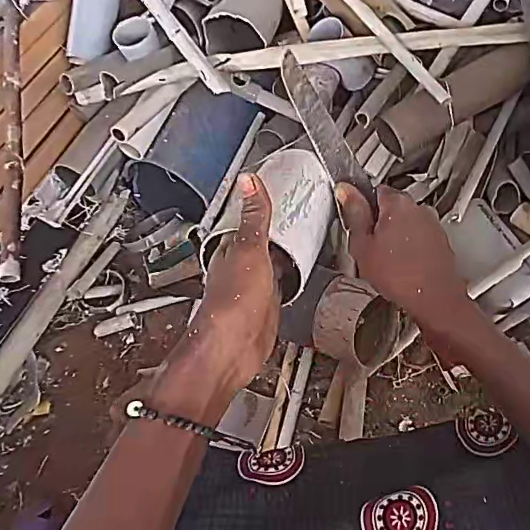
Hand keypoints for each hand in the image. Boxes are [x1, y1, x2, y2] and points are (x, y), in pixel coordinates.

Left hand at [151, 173, 278, 424]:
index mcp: (232, 251)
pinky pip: (279, 288)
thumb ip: (255, 219)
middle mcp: (241, 270)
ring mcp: (254, 291)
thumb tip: (249, 182)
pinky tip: (295, 278)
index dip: (259, 208)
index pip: (247, 222)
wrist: (235, 347)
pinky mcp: (267, 310)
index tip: (272, 192)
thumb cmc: (233, 302)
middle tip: (290, 214)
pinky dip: (287, 280)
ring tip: (297, 241)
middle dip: (273, 232)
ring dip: (281, 256)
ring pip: (270, 265)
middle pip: (259, 244)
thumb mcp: (250, 250)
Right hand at [335, 183, 479, 338]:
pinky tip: (401, 266)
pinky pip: (418, 237)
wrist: (434, 299)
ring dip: (394, 236)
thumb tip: (346, 192)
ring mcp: (432, 224)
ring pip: (405, 223)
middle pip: (391, 207)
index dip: (361, 207)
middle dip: (378, 222)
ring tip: (384, 260)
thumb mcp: (363, 245)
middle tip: (368, 246)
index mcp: (397, 203)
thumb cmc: (400, 276)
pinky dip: (409, 247)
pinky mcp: (440, 241)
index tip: (356, 221)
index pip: (374, 190)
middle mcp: (419, 208)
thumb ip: (354, 214)